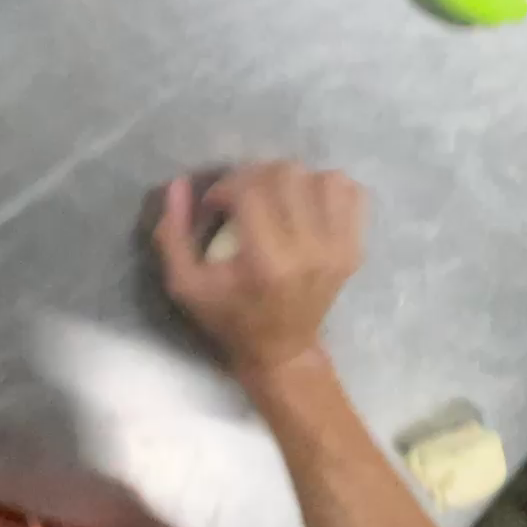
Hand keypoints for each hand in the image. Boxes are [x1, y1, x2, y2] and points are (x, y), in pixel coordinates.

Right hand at [154, 161, 364, 376]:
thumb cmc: (228, 319)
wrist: (281, 351)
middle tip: (241, 197)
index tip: (215, 204)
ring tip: (274, 199)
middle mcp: (308, 249)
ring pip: (321, 177)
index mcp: (265, 261)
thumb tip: (179, 184)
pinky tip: (304, 205)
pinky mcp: (353, 248)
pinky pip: (348, 193)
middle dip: (256, 176)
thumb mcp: (185, 286)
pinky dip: (325, 189)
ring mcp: (337, 248)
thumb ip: (172, 235)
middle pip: (287, 174)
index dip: (226, 186)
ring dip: (292, 180)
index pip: (250, 189)